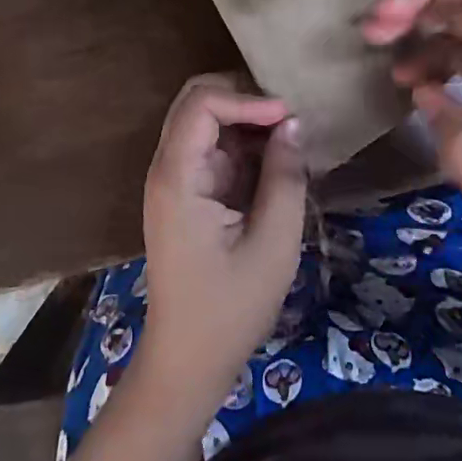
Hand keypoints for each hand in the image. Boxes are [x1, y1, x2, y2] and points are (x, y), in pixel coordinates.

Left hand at [140, 75, 306, 391]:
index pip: (202, 103)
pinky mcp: (190, 193)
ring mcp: (176, 180)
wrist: (189, 360)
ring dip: (247, 122)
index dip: (247, 100)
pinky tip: (277, 161)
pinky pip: (215, 149)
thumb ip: (285, 177)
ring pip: (206, 122)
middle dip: (244, 100)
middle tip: (289, 118)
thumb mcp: (273, 244)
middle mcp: (168, 168)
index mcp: (177, 176)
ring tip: (291, 137)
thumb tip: (293, 123)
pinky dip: (246, 145)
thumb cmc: (230, 308)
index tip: (289, 117)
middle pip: (197, 102)